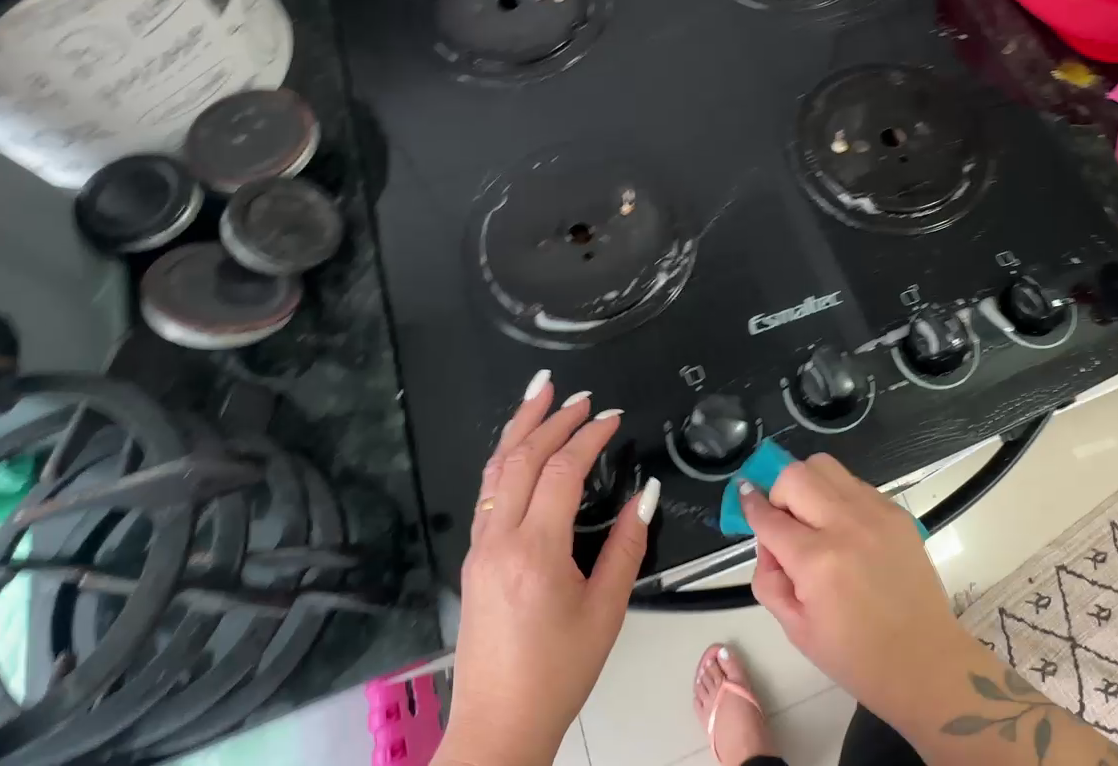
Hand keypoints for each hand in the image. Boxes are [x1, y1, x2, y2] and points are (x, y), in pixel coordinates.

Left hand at [438, 371, 659, 765]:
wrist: (498, 723)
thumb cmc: (559, 672)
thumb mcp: (606, 610)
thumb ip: (626, 546)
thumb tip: (645, 495)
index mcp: (534, 552)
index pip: (561, 472)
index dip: (587, 437)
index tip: (612, 418)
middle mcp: (498, 541)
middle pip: (520, 459)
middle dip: (550, 418)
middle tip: (578, 394)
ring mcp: (479, 549)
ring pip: (494, 471)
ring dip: (518, 428)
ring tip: (539, 394)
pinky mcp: (472, 559)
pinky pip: (487, 493)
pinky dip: (506, 458)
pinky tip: (519, 449)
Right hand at [738, 454, 972, 719]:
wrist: (924, 660)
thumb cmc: (856, 656)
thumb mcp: (795, 629)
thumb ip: (769, 579)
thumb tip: (767, 541)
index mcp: (817, 561)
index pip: (770, 517)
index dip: (750, 505)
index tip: (744, 495)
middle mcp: (846, 525)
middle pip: (796, 475)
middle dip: (779, 492)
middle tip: (785, 522)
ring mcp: (876, 513)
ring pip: (826, 466)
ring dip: (809, 486)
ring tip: (814, 521)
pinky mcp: (897, 512)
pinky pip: (854, 484)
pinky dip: (838, 497)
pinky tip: (844, 530)